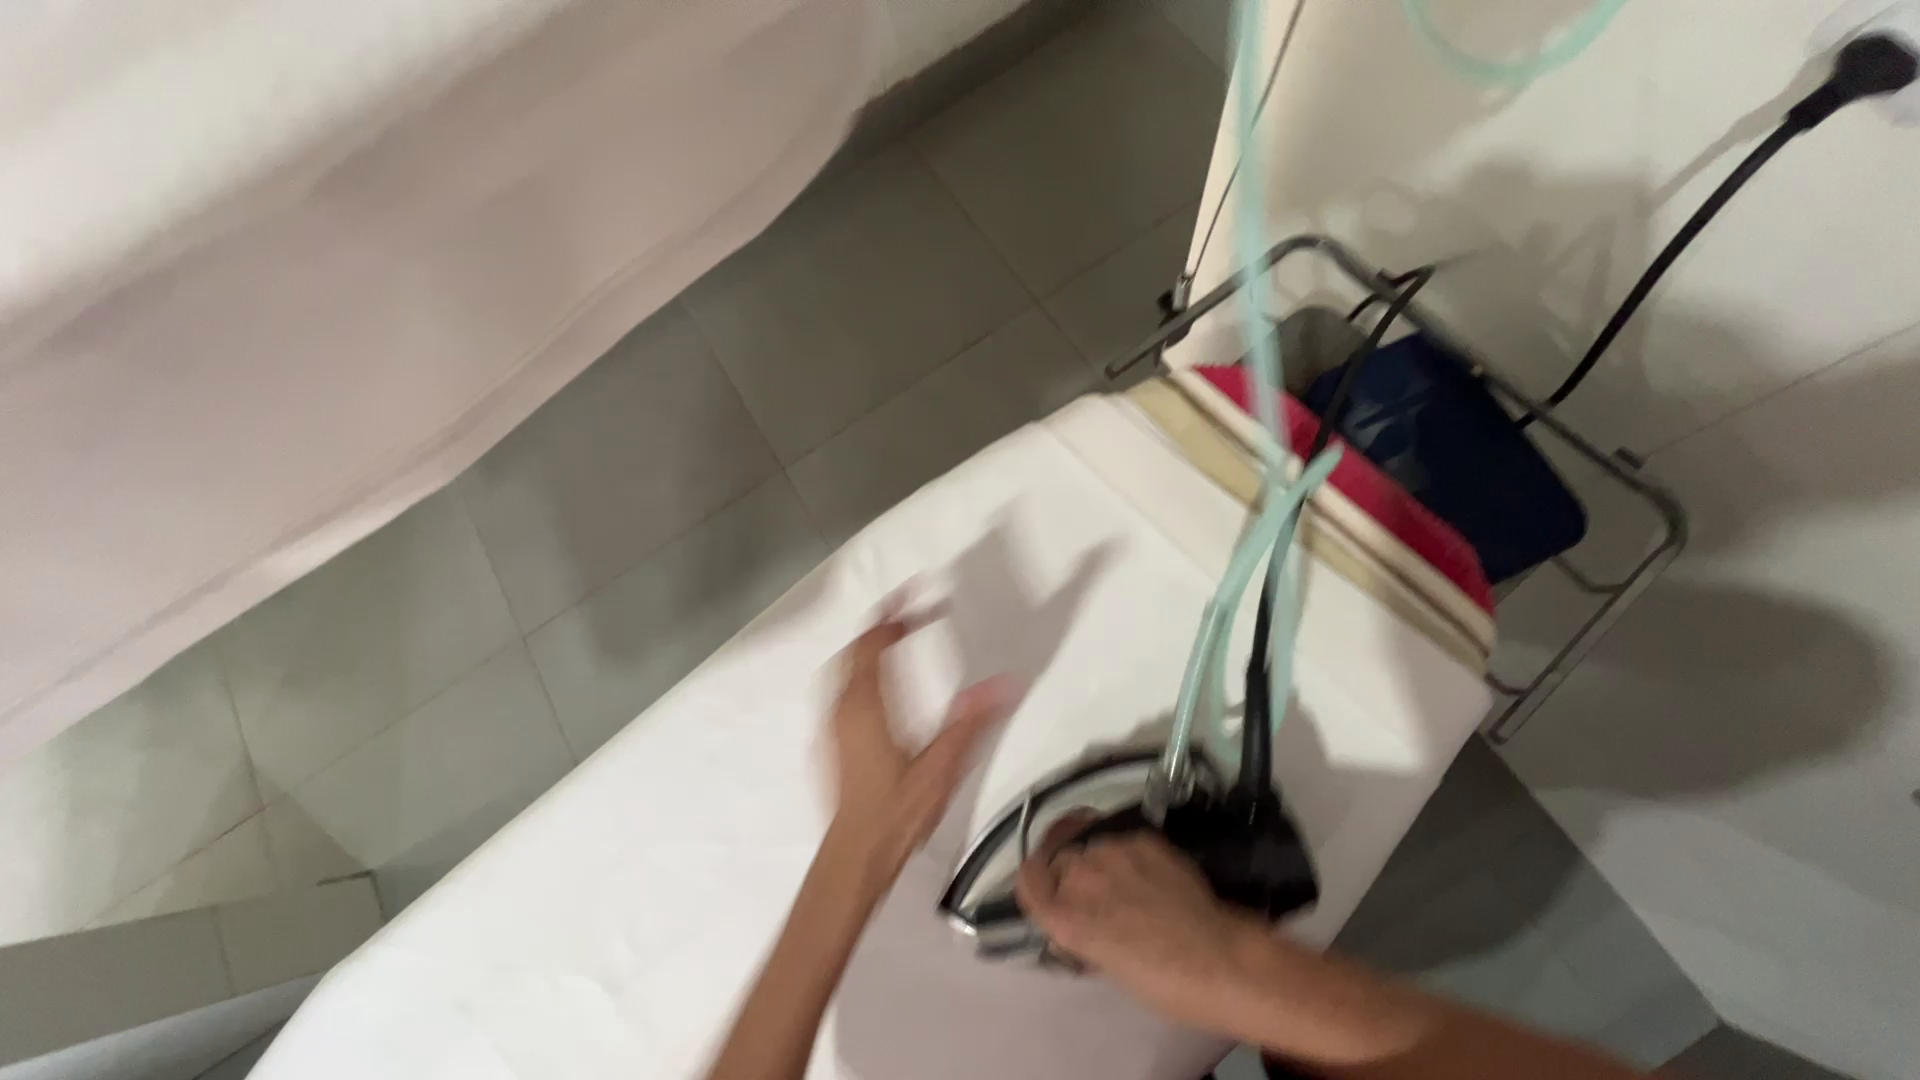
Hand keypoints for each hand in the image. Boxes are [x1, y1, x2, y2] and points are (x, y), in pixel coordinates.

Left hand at [825, 609, 1012, 879]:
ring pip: (841, 671)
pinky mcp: (828, 746)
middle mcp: (842, 709)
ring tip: (893, 642)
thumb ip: (972, 721)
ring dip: (865, 649)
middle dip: (880, 626)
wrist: (853, 858)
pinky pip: (838, 692)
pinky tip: (877, 690)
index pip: (874, 642)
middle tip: (910, 614)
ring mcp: (830, 728)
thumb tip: (1006, 682)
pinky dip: (857, 674)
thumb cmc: (896, 814)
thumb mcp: (942, 767)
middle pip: (853, 650)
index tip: (918, 595)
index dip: (895, 614)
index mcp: (866, 706)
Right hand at [1015, 816, 1266, 1030]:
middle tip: (1093, 891)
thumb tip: (1072, 922)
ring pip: (1088, 842)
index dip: (1033, 880)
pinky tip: (1147, 872)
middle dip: (1067, 871)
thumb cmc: (1163, 982)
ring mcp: (1111, 850)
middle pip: (1056, 858)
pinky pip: (1120, 839)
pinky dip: (1126, 852)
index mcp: (1065, 917)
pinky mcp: (1141, 837)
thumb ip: (1080, 933)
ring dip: (1096, 857)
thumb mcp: (1106, 964)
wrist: (1220, 958)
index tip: (1044, 886)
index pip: (1027, 878)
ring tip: (1122, 878)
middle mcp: (1080, 876)